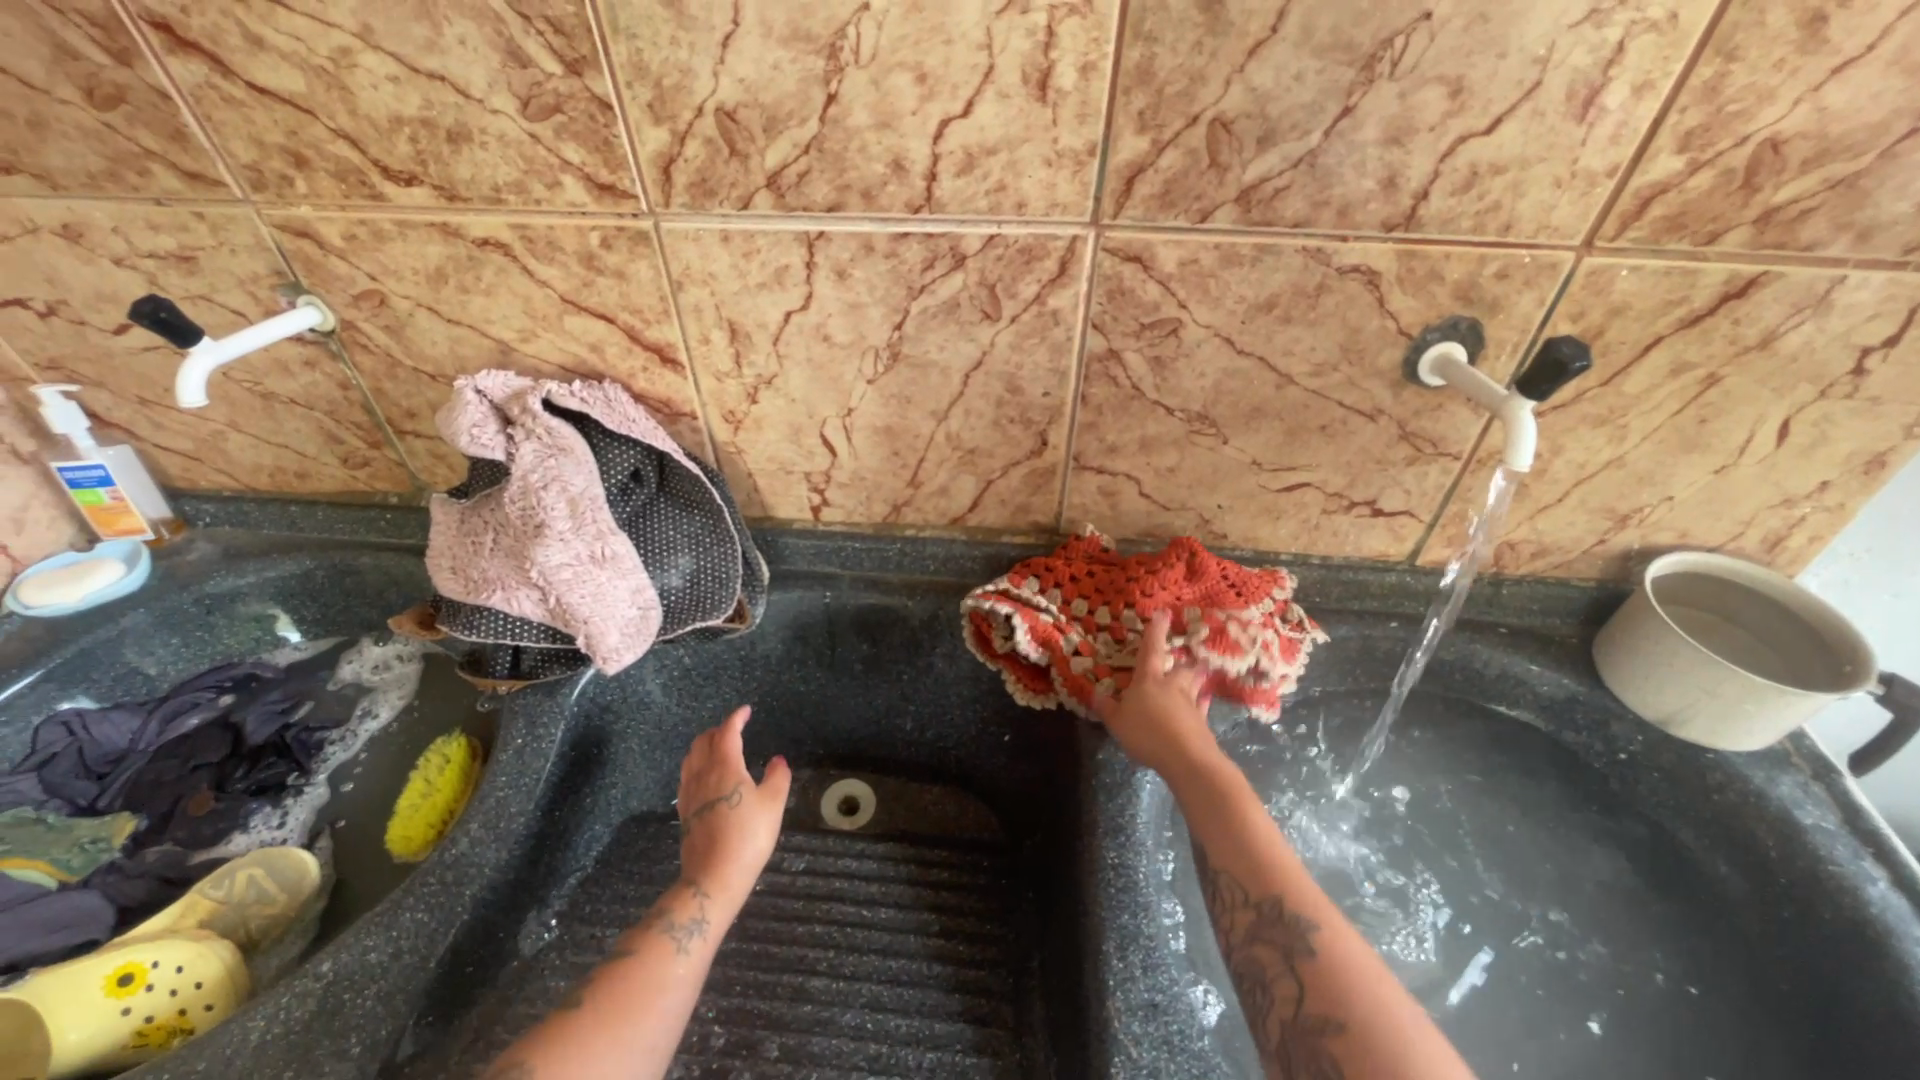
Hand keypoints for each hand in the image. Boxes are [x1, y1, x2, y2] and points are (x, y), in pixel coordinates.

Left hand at [677, 706, 791, 895]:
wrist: (714, 875)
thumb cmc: (748, 837)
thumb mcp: (773, 805)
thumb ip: (778, 777)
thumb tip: (777, 760)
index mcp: (725, 766)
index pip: (727, 732)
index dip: (736, 718)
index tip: (746, 711)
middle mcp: (702, 773)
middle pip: (704, 741)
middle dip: (719, 730)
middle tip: (735, 729)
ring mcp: (689, 792)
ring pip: (691, 757)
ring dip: (705, 745)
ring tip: (719, 747)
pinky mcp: (684, 810)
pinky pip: (687, 775)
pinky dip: (697, 764)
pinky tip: (707, 775)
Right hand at [1092, 611, 1227, 784]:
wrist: (1186, 758)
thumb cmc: (1146, 733)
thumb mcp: (1117, 722)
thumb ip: (1107, 708)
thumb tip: (1094, 694)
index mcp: (1149, 680)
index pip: (1151, 650)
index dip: (1156, 631)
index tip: (1164, 613)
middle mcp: (1172, 686)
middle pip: (1180, 668)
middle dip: (1182, 662)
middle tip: (1184, 660)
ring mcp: (1191, 704)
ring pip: (1195, 685)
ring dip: (1196, 680)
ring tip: (1197, 678)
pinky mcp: (1203, 723)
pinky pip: (1202, 708)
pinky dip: (1201, 705)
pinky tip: (1202, 706)